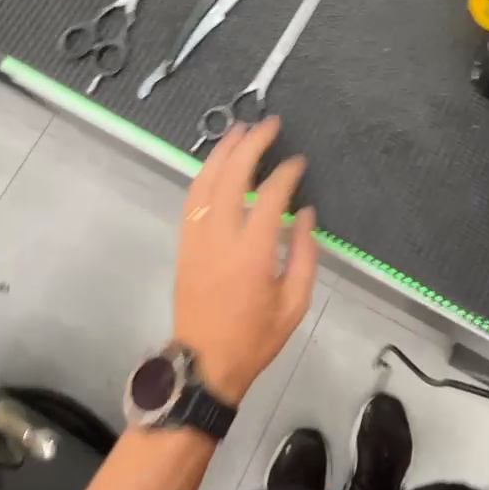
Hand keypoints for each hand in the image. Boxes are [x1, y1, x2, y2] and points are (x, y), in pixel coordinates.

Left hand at [172, 117, 318, 405]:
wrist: (204, 364)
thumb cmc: (255, 338)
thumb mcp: (294, 303)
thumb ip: (304, 254)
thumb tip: (304, 213)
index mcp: (252, 254)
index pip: (269, 197)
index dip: (285, 173)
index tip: (298, 161)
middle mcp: (220, 237)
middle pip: (232, 176)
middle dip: (251, 145)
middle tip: (269, 125)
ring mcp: (196, 238)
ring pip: (205, 181)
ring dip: (222, 151)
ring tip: (240, 129)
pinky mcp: (184, 243)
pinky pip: (191, 198)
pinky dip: (204, 174)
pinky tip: (216, 162)